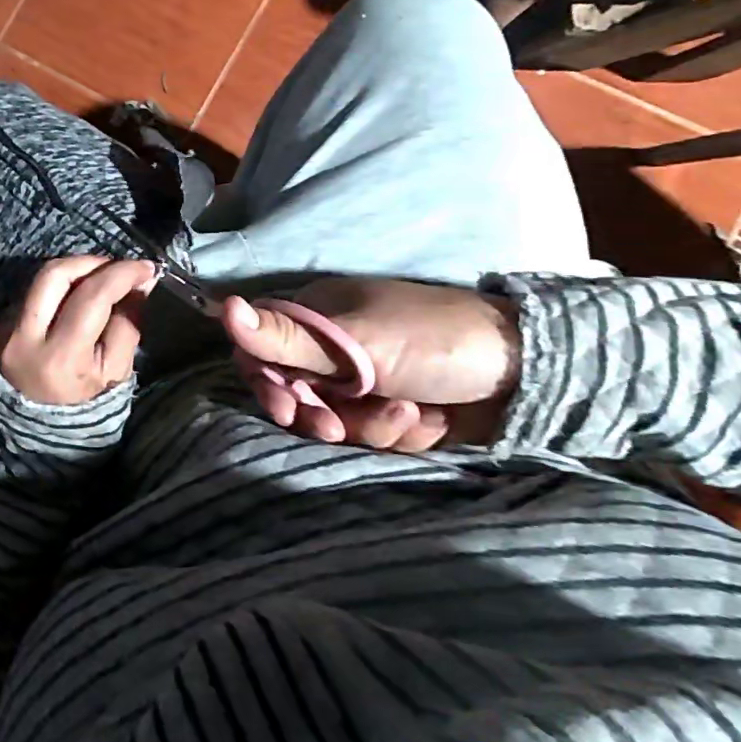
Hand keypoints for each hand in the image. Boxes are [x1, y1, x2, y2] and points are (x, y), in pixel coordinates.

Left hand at [0, 256, 154, 404]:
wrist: (34, 438)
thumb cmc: (85, 407)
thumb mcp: (116, 374)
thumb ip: (128, 325)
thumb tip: (139, 285)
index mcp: (60, 357)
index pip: (93, 296)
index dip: (123, 274)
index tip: (146, 268)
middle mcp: (25, 338)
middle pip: (55, 274)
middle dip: (92, 262)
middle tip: (119, 268)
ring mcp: (6, 331)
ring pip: (40, 279)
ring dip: (76, 270)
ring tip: (101, 278)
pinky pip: (33, 293)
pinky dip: (60, 287)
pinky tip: (79, 296)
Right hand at [220, 278, 520, 451]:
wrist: (519, 374)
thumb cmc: (432, 341)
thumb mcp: (356, 343)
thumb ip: (287, 336)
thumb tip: (221, 308)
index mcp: (318, 316)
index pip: (263, 349)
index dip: (265, 381)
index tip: (283, 406)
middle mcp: (334, 348)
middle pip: (293, 391)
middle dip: (314, 414)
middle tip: (334, 426)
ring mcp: (363, 380)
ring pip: (331, 418)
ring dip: (363, 425)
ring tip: (402, 416)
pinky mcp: (390, 409)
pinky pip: (367, 433)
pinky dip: (392, 433)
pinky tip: (421, 422)